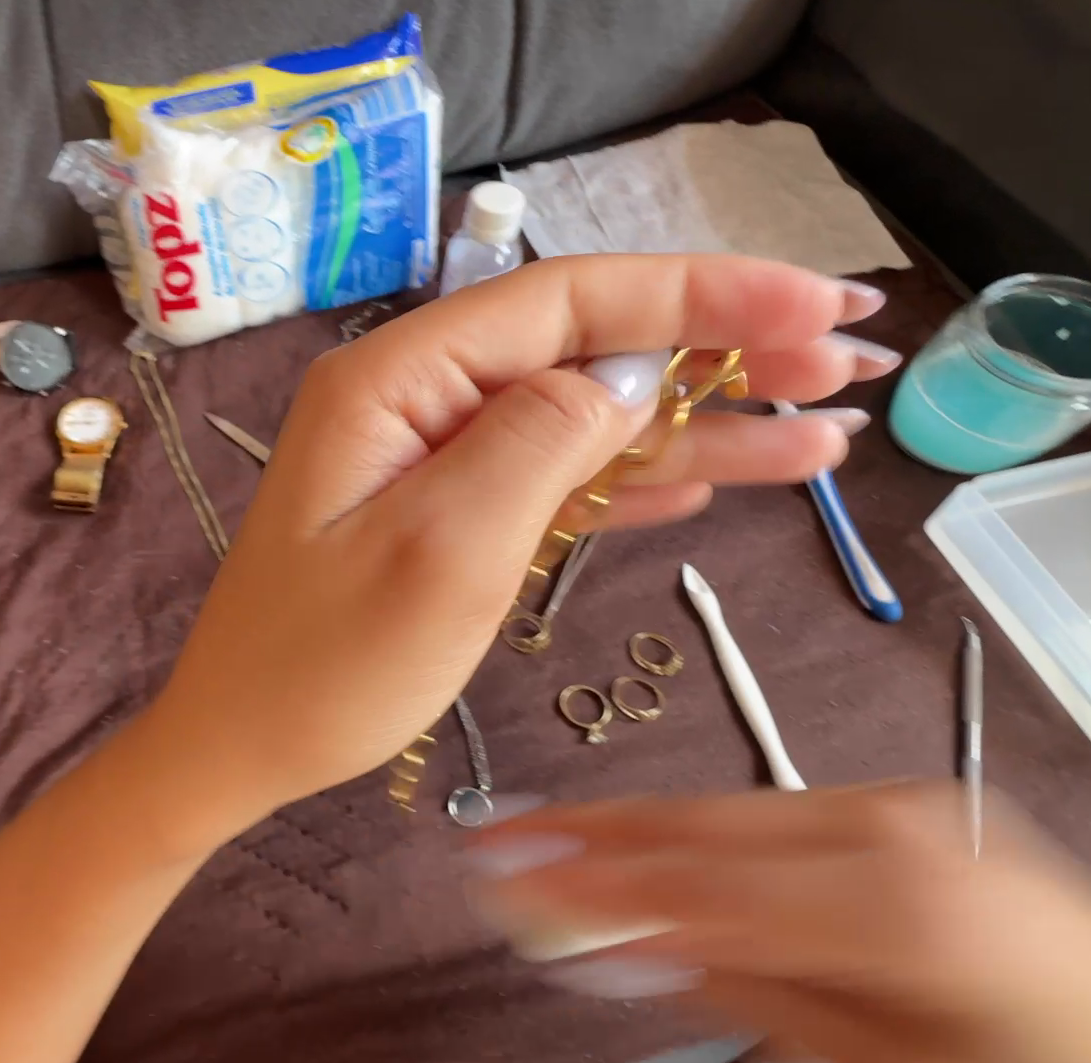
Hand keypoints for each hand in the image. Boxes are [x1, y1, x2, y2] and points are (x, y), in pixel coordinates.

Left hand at [136, 255, 897, 822]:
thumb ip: (536, 442)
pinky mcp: (443, 513)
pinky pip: (550, 478)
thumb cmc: (325, 663)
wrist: (246, 741)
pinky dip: (632, 478)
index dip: (695, 293)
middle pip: (579, 350)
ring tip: (821, 433)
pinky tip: (713, 477)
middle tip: (844, 362)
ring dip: (694, 423)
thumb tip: (624, 375)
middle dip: (712, 352)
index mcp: (392, 383)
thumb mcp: (442, 550)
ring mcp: (428, 459)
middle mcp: (410, 401)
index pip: (560, 301)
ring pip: (578, 419)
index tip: (813, 308)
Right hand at [469, 784, 1090, 1062]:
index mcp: (903, 902)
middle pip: (693, 822)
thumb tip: (608, 940)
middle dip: (580, 833)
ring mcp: (892, 802)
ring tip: (530, 833)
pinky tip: (622, 839)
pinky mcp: (889, 805)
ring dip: (617, 827)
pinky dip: (678, 831)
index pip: (694, 881)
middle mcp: (891, 823)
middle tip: (488, 841)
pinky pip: (754, 814)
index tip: (497, 876)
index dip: (582, 878)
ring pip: (714, 808)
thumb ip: (738, 984)